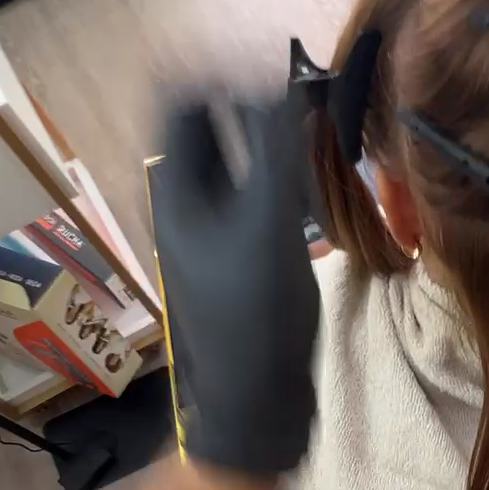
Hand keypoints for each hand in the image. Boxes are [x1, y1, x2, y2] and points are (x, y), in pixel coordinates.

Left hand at [156, 98, 321, 478]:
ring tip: (313, 172)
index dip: (230, 82)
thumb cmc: (258, 320)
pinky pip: (248, 217)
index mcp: (175, 196)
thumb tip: (288, 91)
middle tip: (305, 132)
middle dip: (256, 123)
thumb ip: (276, 153)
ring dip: (271, 165)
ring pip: (234, 180)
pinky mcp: (229, 276)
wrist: (254, 407)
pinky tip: (311, 223)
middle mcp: (180, 216)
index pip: (184, 103)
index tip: (286, 96)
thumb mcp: (269, 228)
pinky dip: (277, 205)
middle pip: (211, 140)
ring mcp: (203, 248)